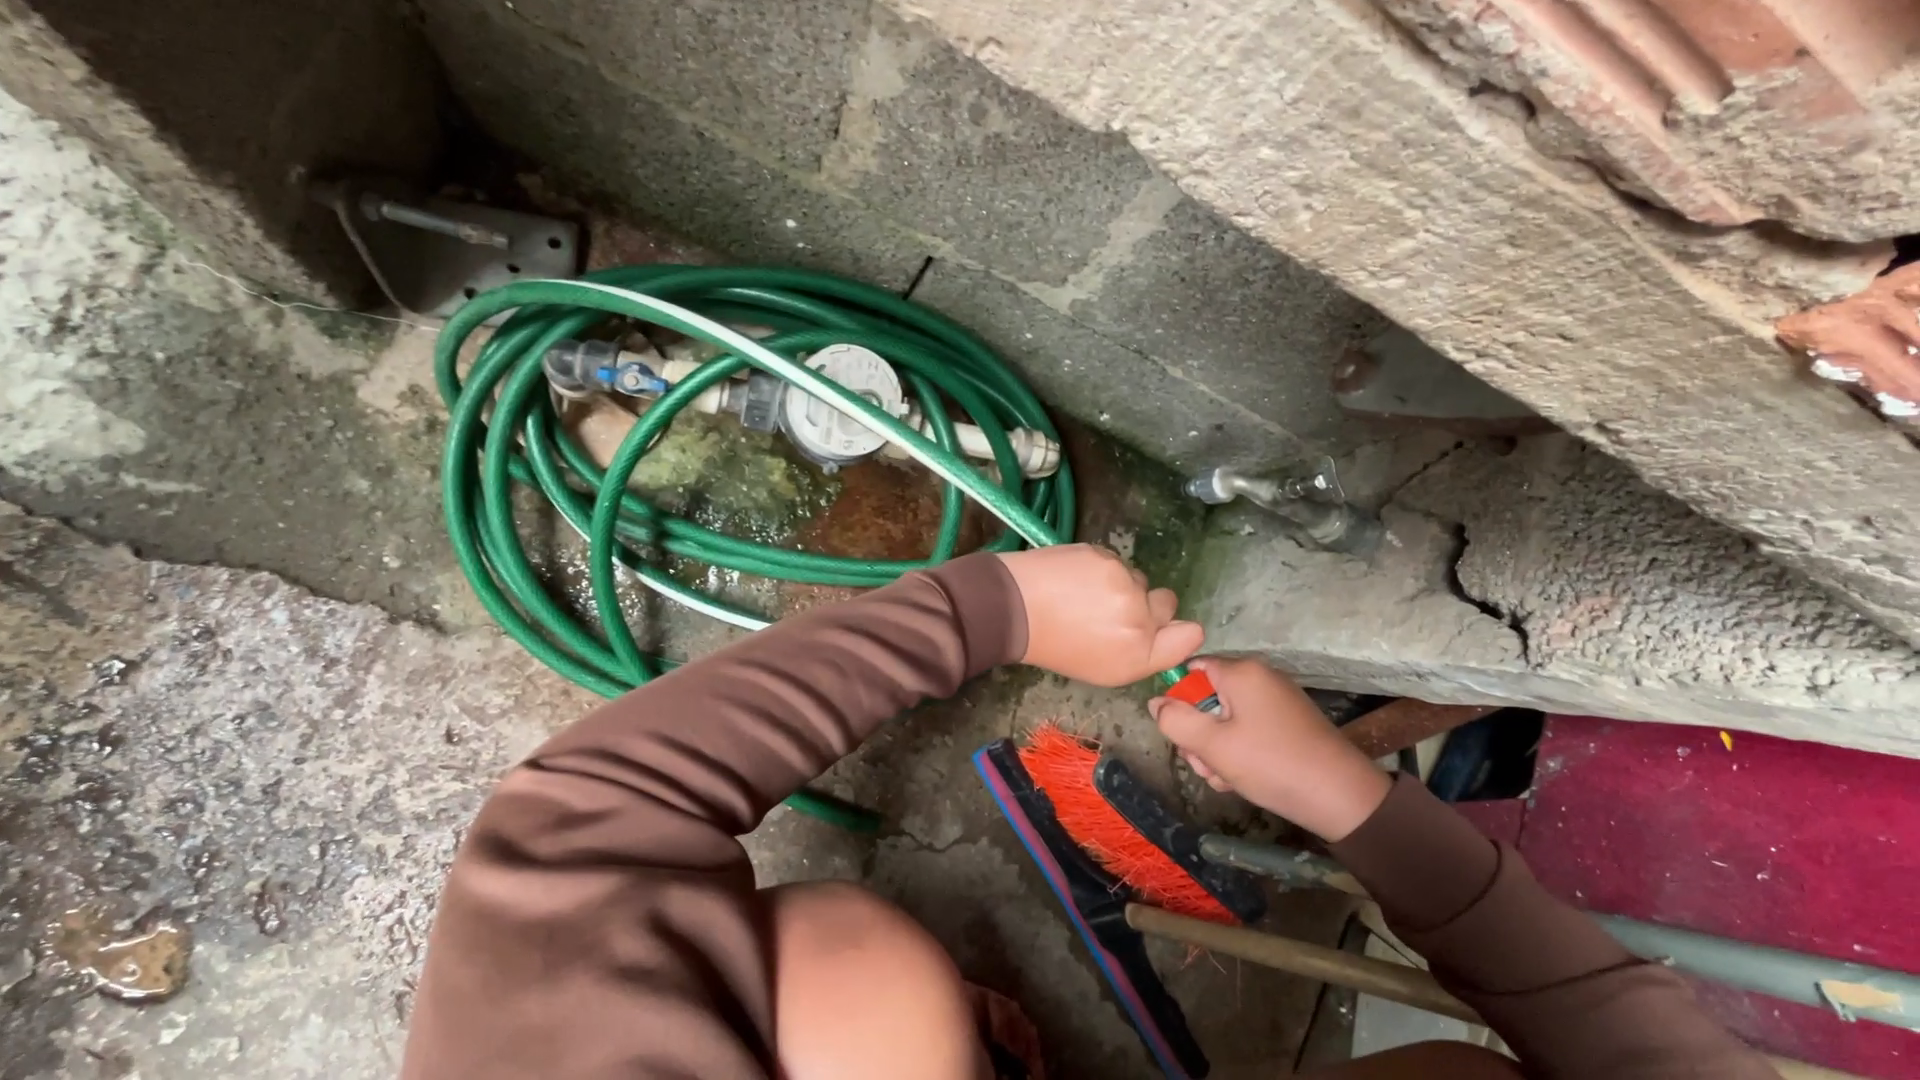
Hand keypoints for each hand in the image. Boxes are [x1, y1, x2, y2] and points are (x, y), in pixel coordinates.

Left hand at [996, 545, 1203, 686]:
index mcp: (1140, 653)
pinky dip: (1102, 570)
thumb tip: (1179, 631)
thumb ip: (1148, 653)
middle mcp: (1140, 617)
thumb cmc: (1058, 645)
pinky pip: (1117, 562)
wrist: (1015, 607)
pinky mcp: (1105, 556)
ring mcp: (1123, 582)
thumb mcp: (1106, 669)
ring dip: (1122, 586)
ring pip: (1139, 579)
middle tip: (1110, 613)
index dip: (1178, 630)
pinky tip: (1077, 579)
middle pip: (1167, 603)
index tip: (1158, 628)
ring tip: (1085, 596)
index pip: (1190, 634)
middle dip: (1148, 606)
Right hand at [1148, 656, 1390, 841]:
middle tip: (1206, 765)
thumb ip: (1175, 721)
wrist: (1340, 796)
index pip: (1191, 670)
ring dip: (1217, 749)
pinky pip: (1249, 728)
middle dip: (1198, 733)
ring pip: (1226, 718)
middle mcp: (1260, 677)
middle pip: (1208, 697)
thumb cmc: (1270, 764)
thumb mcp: (1212, 745)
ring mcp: (1277, 700)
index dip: (1178, 701)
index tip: (1182, 735)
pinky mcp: (1289, 722)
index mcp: (1241, 672)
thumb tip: (1156, 702)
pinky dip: (1240, 750)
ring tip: (1226, 778)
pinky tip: (1243, 778)